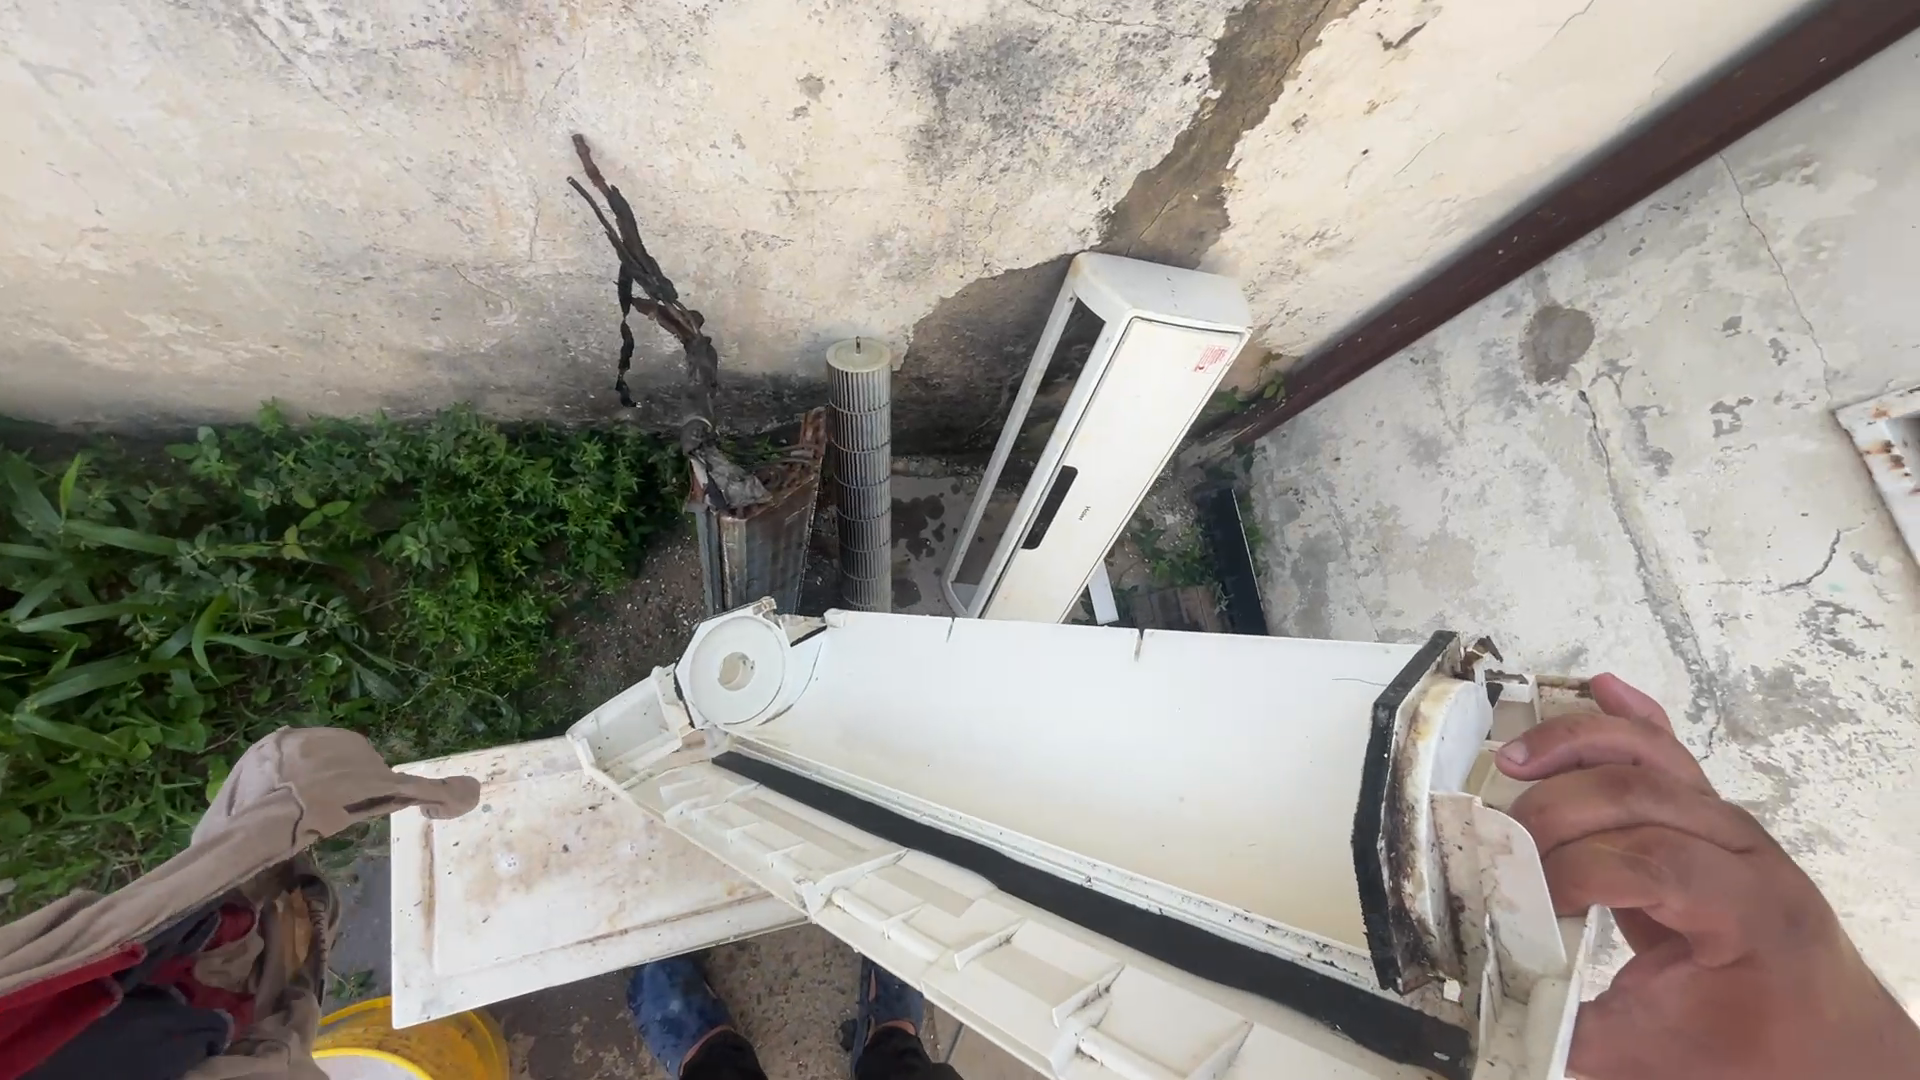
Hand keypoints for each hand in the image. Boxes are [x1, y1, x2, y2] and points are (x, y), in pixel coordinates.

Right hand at [1495, 674, 1919, 1079]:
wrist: (1837, 1047)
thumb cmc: (1752, 1052)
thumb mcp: (1660, 1057)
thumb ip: (1567, 1028)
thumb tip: (1478, 1001)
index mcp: (1754, 917)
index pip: (1649, 865)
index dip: (1570, 874)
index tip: (1522, 904)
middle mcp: (1748, 854)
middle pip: (1636, 797)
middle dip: (1552, 813)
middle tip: (1501, 846)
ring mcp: (1728, 824)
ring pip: (1648, 756)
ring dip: (1571, 746)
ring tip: (1511, 761)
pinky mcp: (1707, 812)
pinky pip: (1669, 747)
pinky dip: (1626, 714)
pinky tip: (1596, 686)